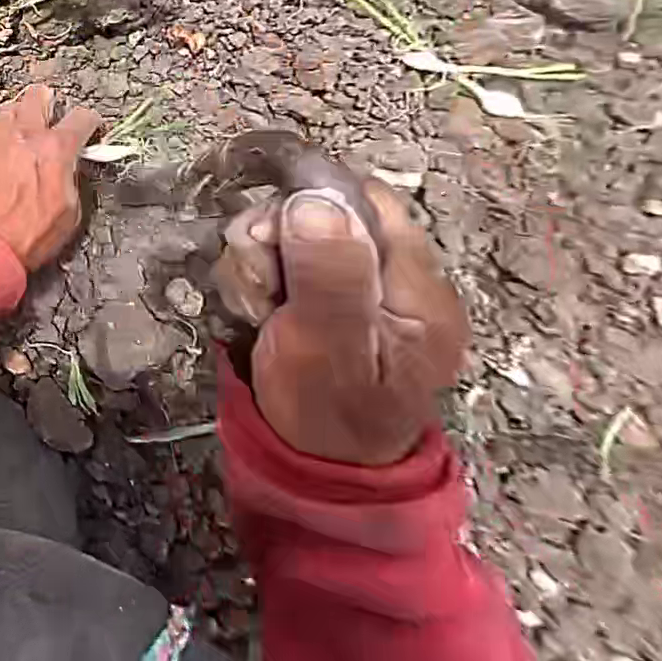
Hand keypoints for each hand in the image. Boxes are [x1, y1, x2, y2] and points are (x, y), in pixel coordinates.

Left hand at [0, 85, 102, 270]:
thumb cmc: (31, 231)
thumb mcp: (71, 206)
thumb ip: (72, 172)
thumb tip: (71, 160)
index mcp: (55, 148)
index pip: (82, 117)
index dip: (89, 123)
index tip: (87, 128)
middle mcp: (24, 134)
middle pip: (38, 95)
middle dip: (48, 104)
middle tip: (48, 118)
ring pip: (9, 106)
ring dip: (18, 116)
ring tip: (20, 134)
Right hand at [214, 180, 469, 465]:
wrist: (312, 460)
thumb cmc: (329, 406)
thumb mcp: (331, 343)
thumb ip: (329, 273)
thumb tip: (315, 200)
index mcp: (413, 282)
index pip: (364, 201)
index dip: (311, 203)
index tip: (270, 237)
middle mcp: (381, 274)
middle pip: (311, 213)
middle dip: (267, 241)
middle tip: (263, 286)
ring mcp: (342, 284)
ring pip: (277, 236)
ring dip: (251, 265)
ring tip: (260, 310)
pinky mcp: (307, 295)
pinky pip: (265, 262)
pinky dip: (248, 280)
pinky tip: (256, 311)